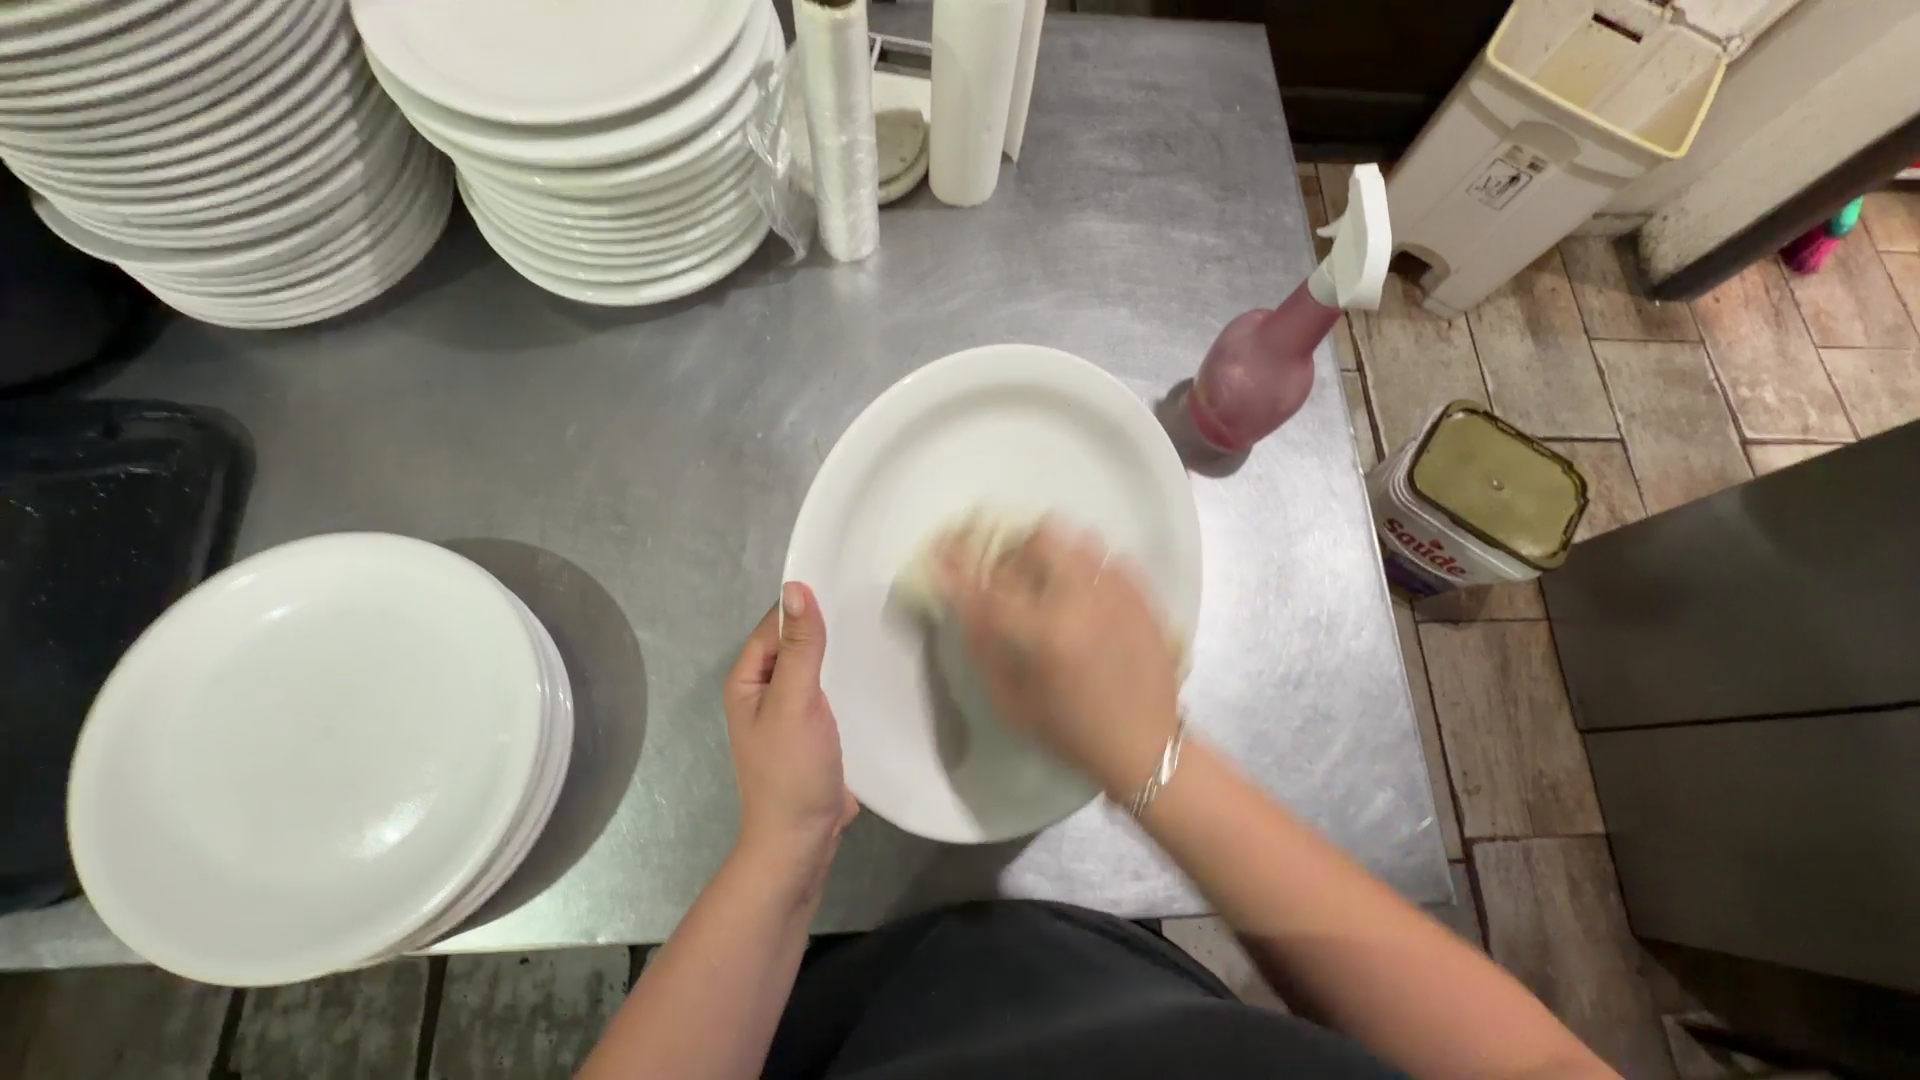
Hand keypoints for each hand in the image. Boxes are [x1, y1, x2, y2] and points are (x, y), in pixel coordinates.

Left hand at [723, 583, 859, 870]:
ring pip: (818, 667)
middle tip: (874, 603)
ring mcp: (792, 711)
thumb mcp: (795, 701)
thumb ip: (799, 646)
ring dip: (842, 654)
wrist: (802, 839)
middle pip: (797, 643)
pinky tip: (878, 671)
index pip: (776, 624)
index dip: (807, 604)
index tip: (849, 582)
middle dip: (828, 626)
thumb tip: (797, 587)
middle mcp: (766, 690)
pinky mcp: (816, 729)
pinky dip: (850, 680)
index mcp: (748, 679)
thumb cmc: (791, 769)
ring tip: (882, 629)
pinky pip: (832, 692)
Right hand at [932, 521, 1183, 796]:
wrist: (1145, 747)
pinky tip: (1090, 598)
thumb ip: (984, 649)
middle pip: (1042, 539)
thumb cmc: (1071, 732)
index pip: (989, 584)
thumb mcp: (1012, 703)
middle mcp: (1083, 601)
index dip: (959, 564)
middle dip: (1018, 550)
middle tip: (1012, 573)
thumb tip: (962, 604)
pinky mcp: (1145, 597)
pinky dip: (1092, 571)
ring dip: (1057, 556)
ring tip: (1054, 583)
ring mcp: (1119, 594)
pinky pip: (1112, 560)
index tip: (942, 549)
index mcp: (1045, 633)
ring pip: (1079, 542)